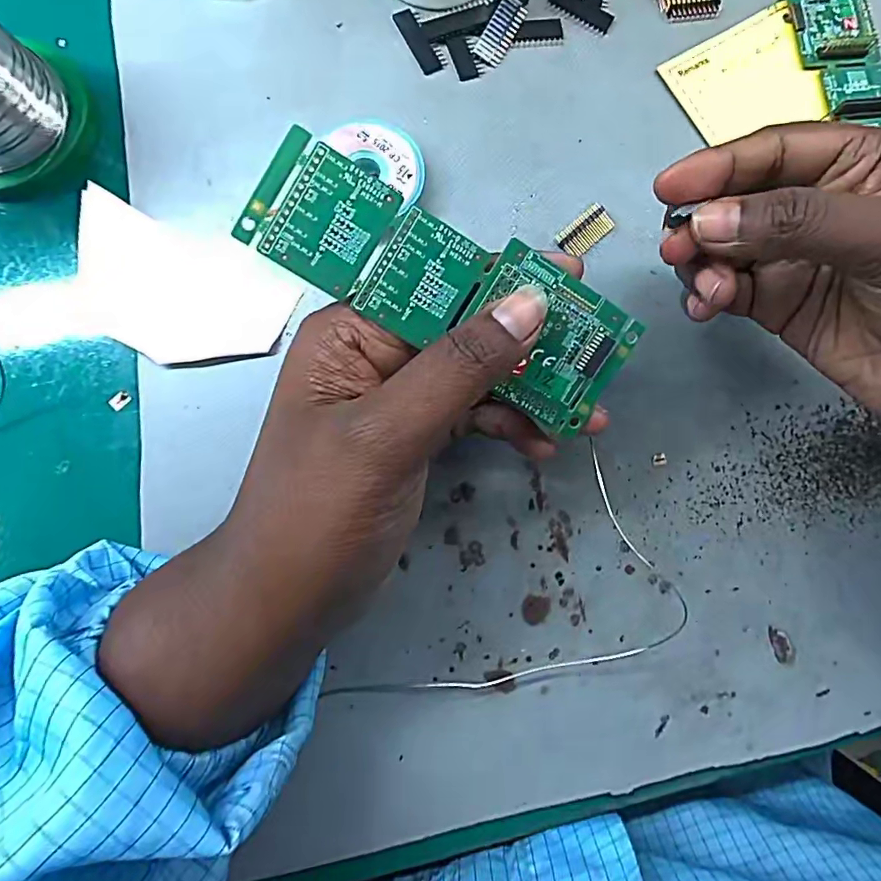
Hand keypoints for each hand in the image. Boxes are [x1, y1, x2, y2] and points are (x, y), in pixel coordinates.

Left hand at [102, 261, 605, 748]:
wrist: (287, 607)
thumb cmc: (319, 515)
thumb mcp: (388, 435)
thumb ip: (459, 367)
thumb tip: (530, 303)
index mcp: (352, 333)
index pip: (435, 285)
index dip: (502, 276)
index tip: (568, 273)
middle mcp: (378, 354)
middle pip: (467, 328)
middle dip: (529, 342)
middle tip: (593, 344)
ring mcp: (401, 397)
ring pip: (480, 375)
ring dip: (532, 392)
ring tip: (588, 411)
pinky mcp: (419, 435)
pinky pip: (476, 414)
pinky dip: (512, 426)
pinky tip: (545, 446)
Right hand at [656, 122, 880, 482]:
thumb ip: (800, 222)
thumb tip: (709, 219)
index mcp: (862, 165)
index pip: (777, 151)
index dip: (721, 164)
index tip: (672, 185)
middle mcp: (824, 206)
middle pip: (742, 198)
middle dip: (704, 216)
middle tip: (676, 242)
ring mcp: (802, 260)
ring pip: (729, 246)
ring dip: (702, 260)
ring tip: (700, 283)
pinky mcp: (787, 308)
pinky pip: (733, 290)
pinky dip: (710, 294)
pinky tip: (707, 304)